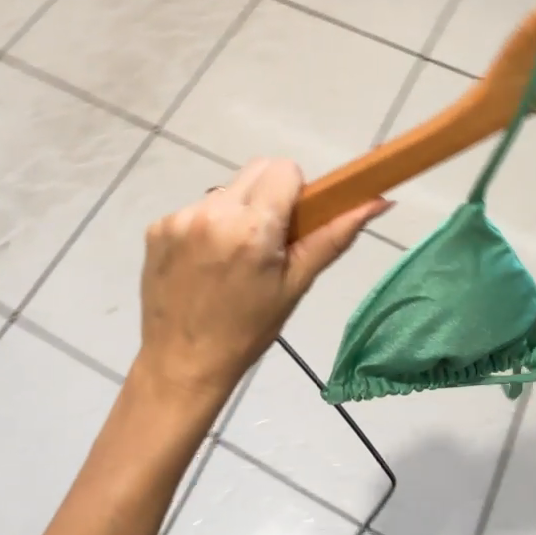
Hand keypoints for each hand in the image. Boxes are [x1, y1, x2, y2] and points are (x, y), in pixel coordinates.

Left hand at [134, 158, 387, 403]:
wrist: (181, 365)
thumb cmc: (248, 330)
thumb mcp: (297, 284)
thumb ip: (336, 235)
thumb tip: (379, 200)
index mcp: (252, 227)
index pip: (284, 169)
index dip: (295, 191)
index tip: (292, 223)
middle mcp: (213, 212)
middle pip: (257, 169)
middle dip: (269, 195)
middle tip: (268, 240)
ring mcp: (179, 218)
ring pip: (227, 188)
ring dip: (238, 209)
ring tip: (233, 256)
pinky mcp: (157, 226)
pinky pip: (197, 207)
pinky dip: (209, 224)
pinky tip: (206, 262)